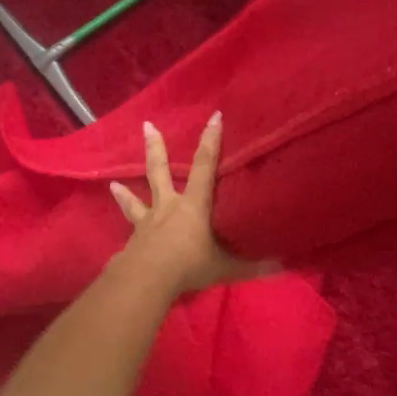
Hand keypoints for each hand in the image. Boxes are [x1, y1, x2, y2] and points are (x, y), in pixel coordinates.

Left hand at [110, 112, 274, 292]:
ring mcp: (147, 221)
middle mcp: (168, 206)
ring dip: (124, 193)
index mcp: (193, 206)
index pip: (205, 167)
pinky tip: (118, 239)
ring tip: (112, 185)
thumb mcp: (226, 268)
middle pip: (159, 171)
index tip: (214, 117)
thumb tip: (284, 266)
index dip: (211, 141)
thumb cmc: (190, 265)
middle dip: (155, 147)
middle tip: (147, 126)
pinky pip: (130, 230)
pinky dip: (124, 230)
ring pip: (135, 200)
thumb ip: (254, 266)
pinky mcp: (134, 239)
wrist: (148, 278)